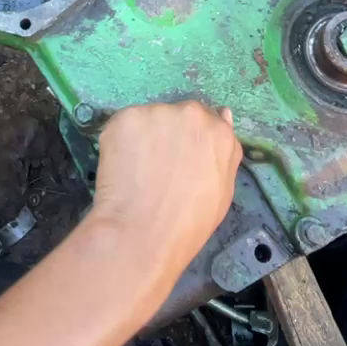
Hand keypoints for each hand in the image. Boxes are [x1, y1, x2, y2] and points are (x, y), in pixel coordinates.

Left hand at [85, 101, 241, 282]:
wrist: (142, 232)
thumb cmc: (190, 222)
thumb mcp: (223, 191)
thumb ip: (225, 151)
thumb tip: (223, 115)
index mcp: (218, 131)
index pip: (205, 122)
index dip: (190, 141)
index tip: (180, 159)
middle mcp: (190, 113)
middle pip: (177, 115)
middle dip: (168, 134)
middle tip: (158, 166)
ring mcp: (155, 112)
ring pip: (149, 119)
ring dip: (145, 137)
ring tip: (138, 170)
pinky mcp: (125, 118)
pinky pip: (124, 126)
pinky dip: (121, 142)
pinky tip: (121, 167)